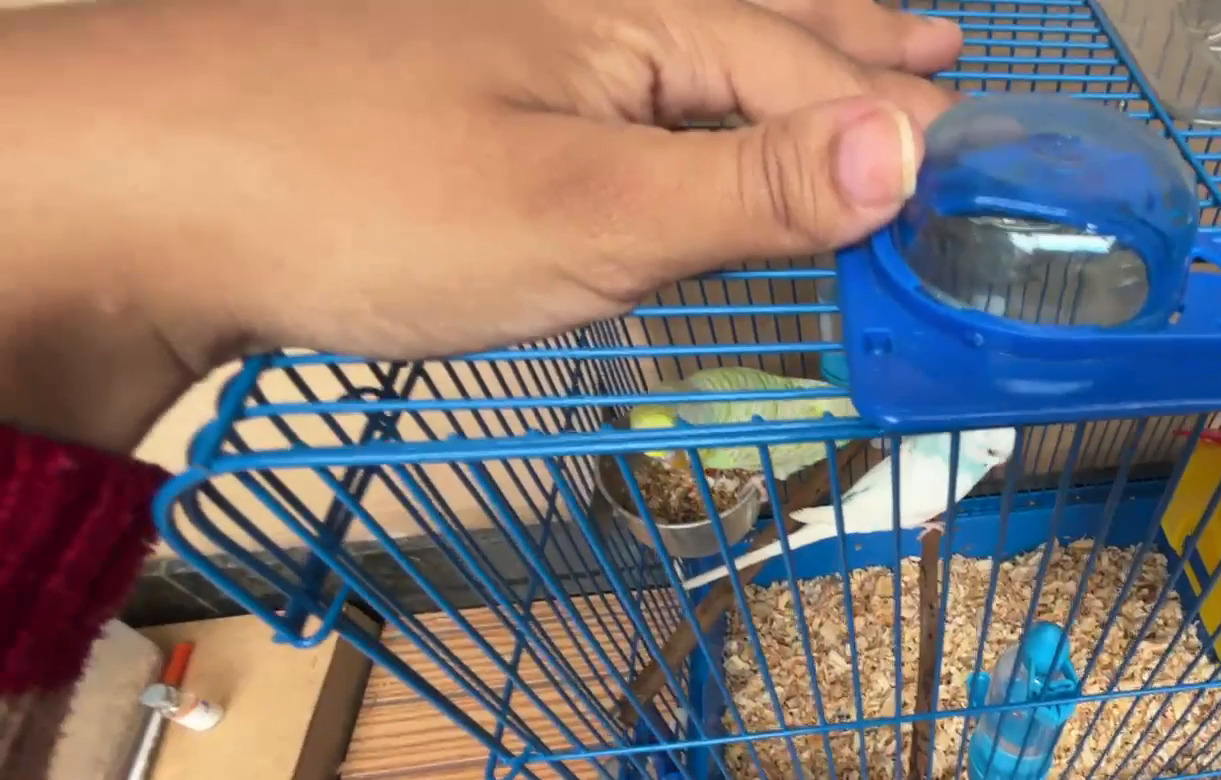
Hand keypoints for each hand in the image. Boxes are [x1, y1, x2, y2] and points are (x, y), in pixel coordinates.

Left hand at [0, 0, 959, 451]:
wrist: (131, 193)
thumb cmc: (371, 205)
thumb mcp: (593, 212)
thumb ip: (752, 188)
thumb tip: (906, 157)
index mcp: (642, 21)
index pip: (817, 79)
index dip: (905, 128)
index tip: (985, 166)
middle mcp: (604, 10)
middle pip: (774, 32)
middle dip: (869, 52)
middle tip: (948, 55)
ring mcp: (547, 46)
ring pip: (713, 45)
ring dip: (801, 54)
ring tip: (869, 49)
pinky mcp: (501, 92)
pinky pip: (653, 79)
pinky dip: (716, 91)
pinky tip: (710, 89)